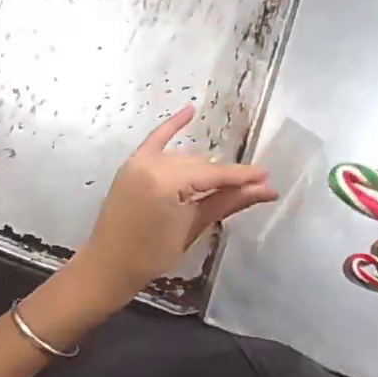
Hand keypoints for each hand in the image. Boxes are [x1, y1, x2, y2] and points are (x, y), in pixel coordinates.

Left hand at [75, 105, 277, 298]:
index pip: (212, 174)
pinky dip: (171, 127)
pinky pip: (154, 141)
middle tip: (255, 185)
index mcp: (166, 181)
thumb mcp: (192, 228)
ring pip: (182, 158)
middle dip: (225, 175)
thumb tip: (264, 190)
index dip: (241, 176)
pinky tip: (189, 111)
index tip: (267, 176)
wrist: (109, 265)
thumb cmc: (152, 255)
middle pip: (199, 165)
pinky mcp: (130, 167)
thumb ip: (227, 202)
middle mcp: (151, 164)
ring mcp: (138, 163)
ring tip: (229, 178)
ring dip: (204, 166)